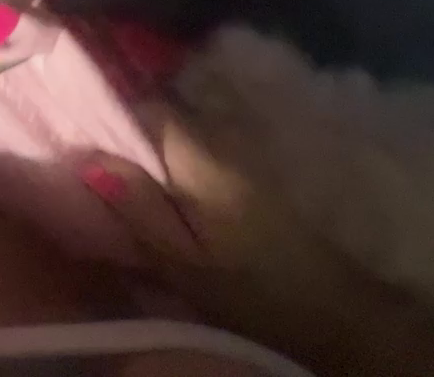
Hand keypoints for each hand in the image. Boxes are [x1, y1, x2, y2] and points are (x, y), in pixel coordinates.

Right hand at [80, 111, 433, 375]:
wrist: (346, 324)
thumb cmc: (257, 295)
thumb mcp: (185, 264)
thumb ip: (138, 207)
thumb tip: (87, 158)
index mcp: (201, 155)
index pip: (147, 108)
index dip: (113, 121)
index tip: (92, 151)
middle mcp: (226, 141)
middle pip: (165, 121)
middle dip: (134, 140)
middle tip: (109, 178)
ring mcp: (247, 157)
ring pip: (185, 139)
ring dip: (159, 158)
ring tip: (140, 194)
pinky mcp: (261, 179)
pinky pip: (206, 158)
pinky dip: (184, 173)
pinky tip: (178, 205)